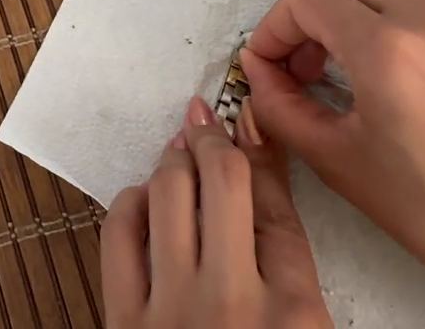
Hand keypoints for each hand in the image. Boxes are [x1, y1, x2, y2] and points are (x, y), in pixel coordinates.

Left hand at [100, 96, 332, 328]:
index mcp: (294, 315)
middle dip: (211, 139)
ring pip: (167, 193)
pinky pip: (119, 232)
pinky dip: (132, 203)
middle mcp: (231, 303)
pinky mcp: (122, 323)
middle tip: (206, 123)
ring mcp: (171, 312)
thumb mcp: (305, 327)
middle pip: (219, 179)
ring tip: (180, 153)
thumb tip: (258, 158)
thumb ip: (286, 249)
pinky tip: (146, 201)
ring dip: (172, 162)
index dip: (253, 147)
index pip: (274, 202)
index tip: (241, 116)